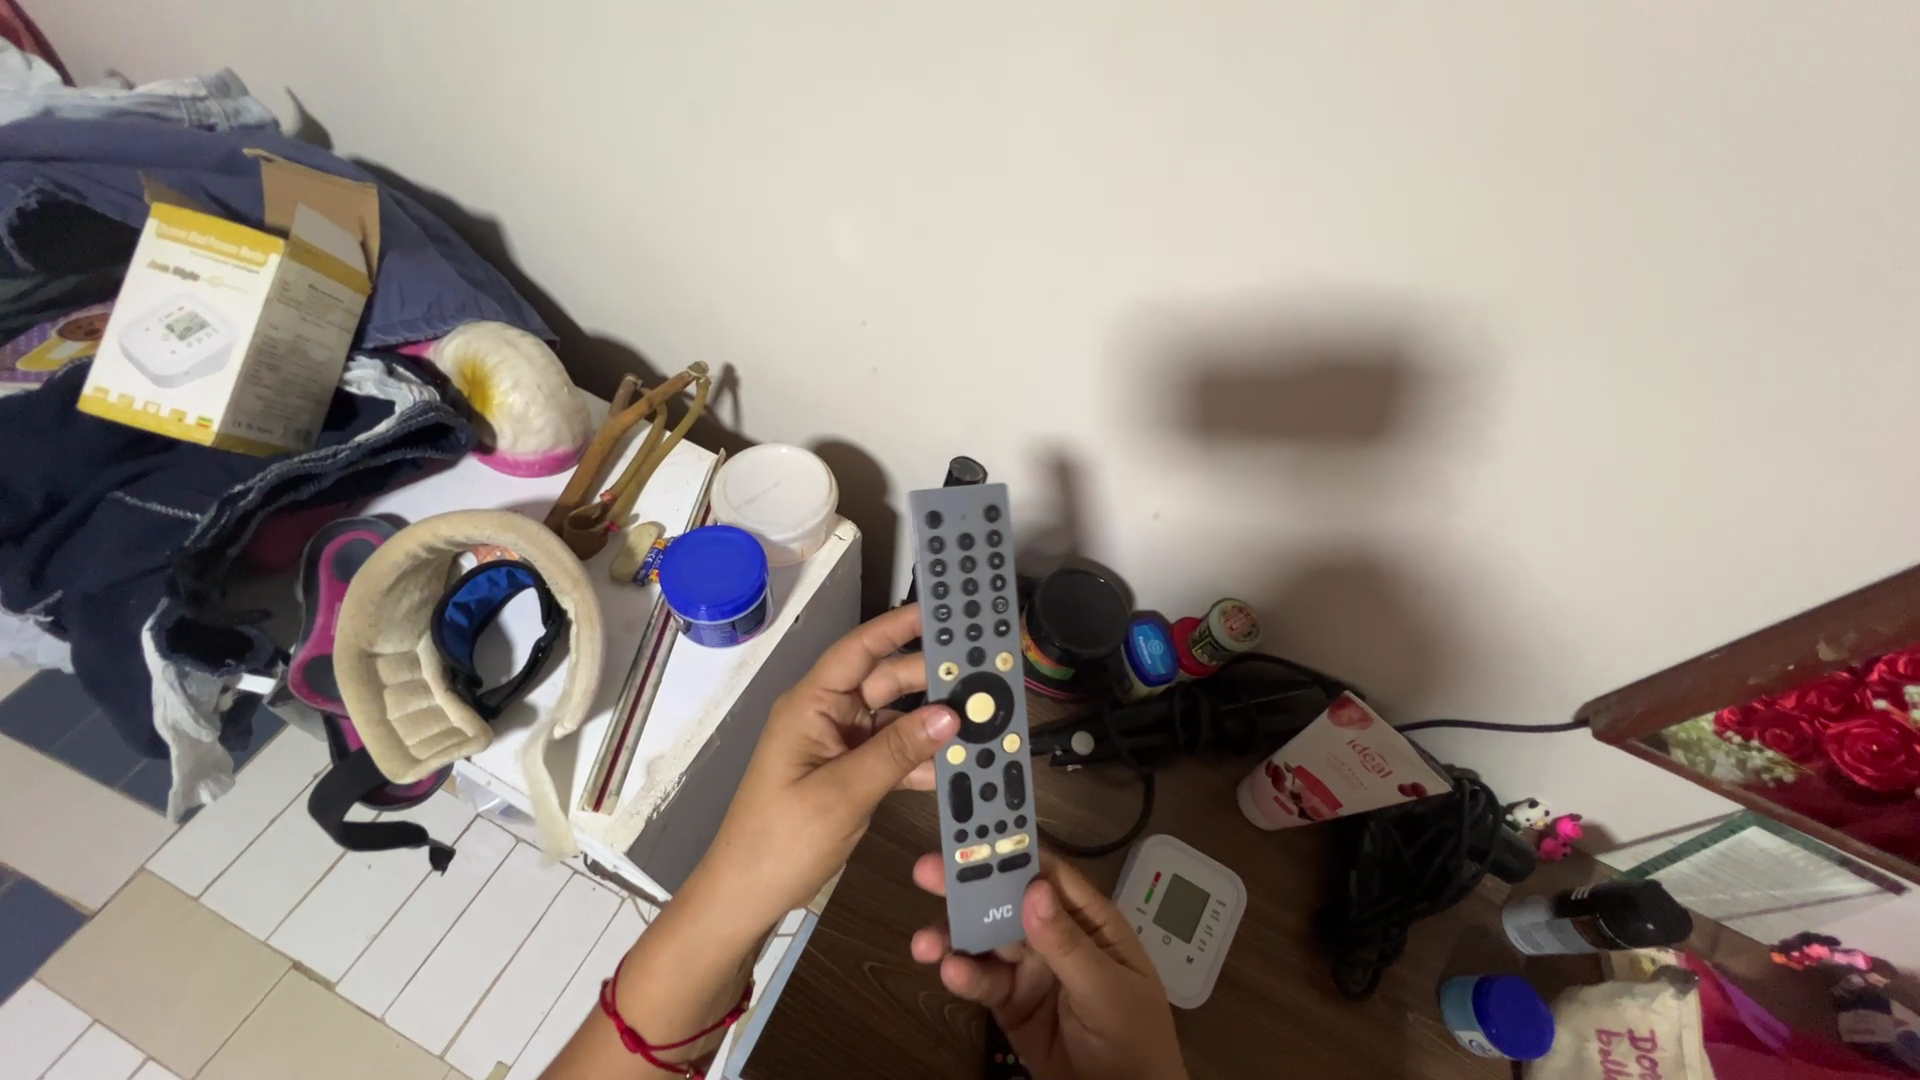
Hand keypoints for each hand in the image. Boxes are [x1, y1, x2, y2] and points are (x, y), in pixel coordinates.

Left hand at [692, 604, 958, 937]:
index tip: (941, 611)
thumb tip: (951, 715)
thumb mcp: (843, 793)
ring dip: (934, 721)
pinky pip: (895, 754)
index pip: (860, 649)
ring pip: (897, 719)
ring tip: (984, 712)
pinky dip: (923, 758)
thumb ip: (898, 752)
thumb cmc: (780, 840)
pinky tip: (959, 761)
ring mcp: (841, 745)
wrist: (746, 899)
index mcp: (812, 704)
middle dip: (931, 676)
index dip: (899, 625)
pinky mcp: (852, 773)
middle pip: (886, 681)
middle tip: (983, 670)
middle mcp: (828, 715)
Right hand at [910, 855, 1187, 1079]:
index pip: (1045, 874)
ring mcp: (1030, 969)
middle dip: (968, 886)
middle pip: (1006, 901)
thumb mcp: (1108, 990)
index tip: (973, 835)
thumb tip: (1033, 889)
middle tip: (926, 871)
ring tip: (924, 942)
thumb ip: (1068, 944)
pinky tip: (949, 972)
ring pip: (986, 939)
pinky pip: (983, 981)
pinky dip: (964, 975)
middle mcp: (1054, 935)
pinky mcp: (1011, 1003)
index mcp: (1087, 919)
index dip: (1010, 852)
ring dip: (954, 935)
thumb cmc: (1135, 1042)